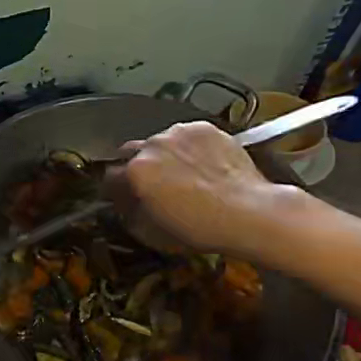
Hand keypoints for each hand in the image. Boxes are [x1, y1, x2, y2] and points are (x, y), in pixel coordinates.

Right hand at [104, 121, 291, 255]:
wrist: (249, 212)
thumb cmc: (200, 229)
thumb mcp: (153, 234)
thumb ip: (130, 215)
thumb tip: (126, 207)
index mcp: (135, 172)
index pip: (110, 176)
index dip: (117, 190)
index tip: (126, 198)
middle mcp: (152, 145)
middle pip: (133, 153)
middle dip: (139, 167)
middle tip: (157, 186)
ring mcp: (179, 132)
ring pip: (162, 141)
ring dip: (166, 155)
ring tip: (187, 175)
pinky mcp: (205, 127)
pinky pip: (188, 135)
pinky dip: (191, 147)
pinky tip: (205, 166)